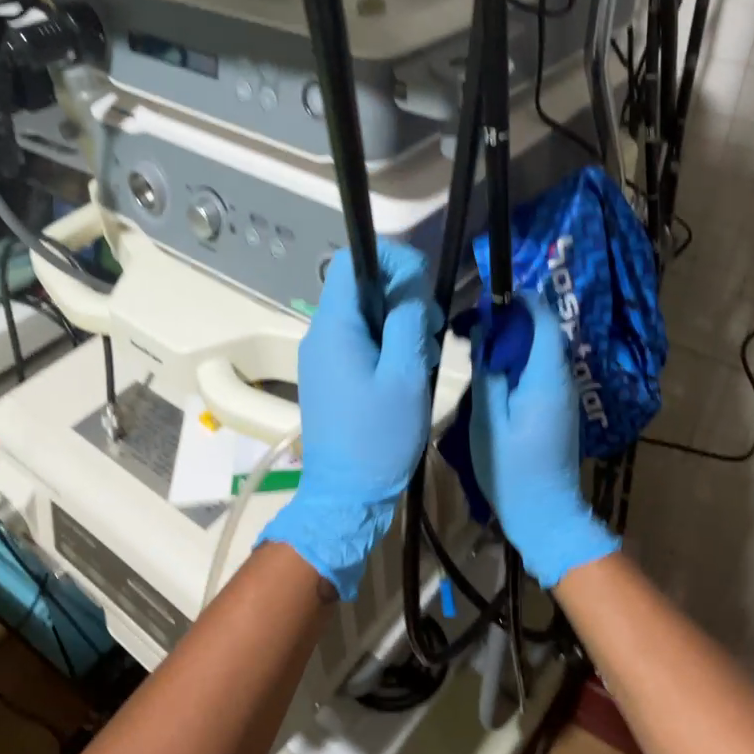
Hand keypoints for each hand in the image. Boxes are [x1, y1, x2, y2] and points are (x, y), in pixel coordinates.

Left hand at [259, 242, 442, 599]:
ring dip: (399, 323)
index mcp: (334, 327)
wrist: (345, 495)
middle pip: (362, 287)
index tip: (423, 280)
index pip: (352, 261)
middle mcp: (321, 334)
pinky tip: (408, 372)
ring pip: (365, 315)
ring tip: (424, 356)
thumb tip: (411, 291)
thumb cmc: (378, 437)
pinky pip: (360, 340)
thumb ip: (409, 322)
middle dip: (403, 296)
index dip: (390, 258)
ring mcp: (323, 356)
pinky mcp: (330, 376)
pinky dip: (388, 344)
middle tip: (432, 328)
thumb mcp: (406, 376)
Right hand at [471, 294, 619, 587]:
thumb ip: (488, 374)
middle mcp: (563, 381)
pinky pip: (540, 372)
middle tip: (474, 324)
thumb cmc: (512, 471)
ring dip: (514, 343)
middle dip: (512, 321)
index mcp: (548, 379)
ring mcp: (564, 396)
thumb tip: (487, 335)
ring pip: (541, 353)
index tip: (489, 298)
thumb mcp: (488, 422)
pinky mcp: (558, 409)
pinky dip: (519, 363)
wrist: (546, 516)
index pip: (544, 321)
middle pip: (543, 334)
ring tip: (478, 345)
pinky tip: (493, 373)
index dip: (520, 301)